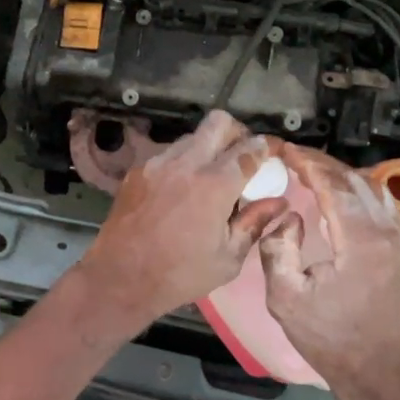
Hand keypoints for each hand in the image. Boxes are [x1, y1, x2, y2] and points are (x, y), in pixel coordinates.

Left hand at [69, 111, 289, 330]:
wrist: (120, 276)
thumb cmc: (180, 274)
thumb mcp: (228, 258)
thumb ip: (254, 223)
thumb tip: (279, 202)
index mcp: (214, 185)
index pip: (248, 149)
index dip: (266, 148)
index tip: (273, 153)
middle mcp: (185, 164)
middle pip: (218, 123)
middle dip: (237, 133)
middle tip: (242, 157)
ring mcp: (157, 163)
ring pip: (191, 136)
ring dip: (208, 148)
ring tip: (210, 178)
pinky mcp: (138, 170)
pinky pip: (168, 153)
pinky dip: (182, 162)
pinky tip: (182, 189)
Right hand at [258, 144, 399, 396]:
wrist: (381, 377)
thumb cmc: (329, 340)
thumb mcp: (285, 297)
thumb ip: (278, 248)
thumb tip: (289, 217)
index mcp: (360, 240)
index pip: (333, 184)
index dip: (306, 163)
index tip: (282, 150)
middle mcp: (388, 233)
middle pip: (355, 180)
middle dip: (322, 163)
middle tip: (292, 156)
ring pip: (372, 191)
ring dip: (341, 176)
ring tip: (311, 172)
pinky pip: (381, 208)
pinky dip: (356, 193)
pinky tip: (338, 199)